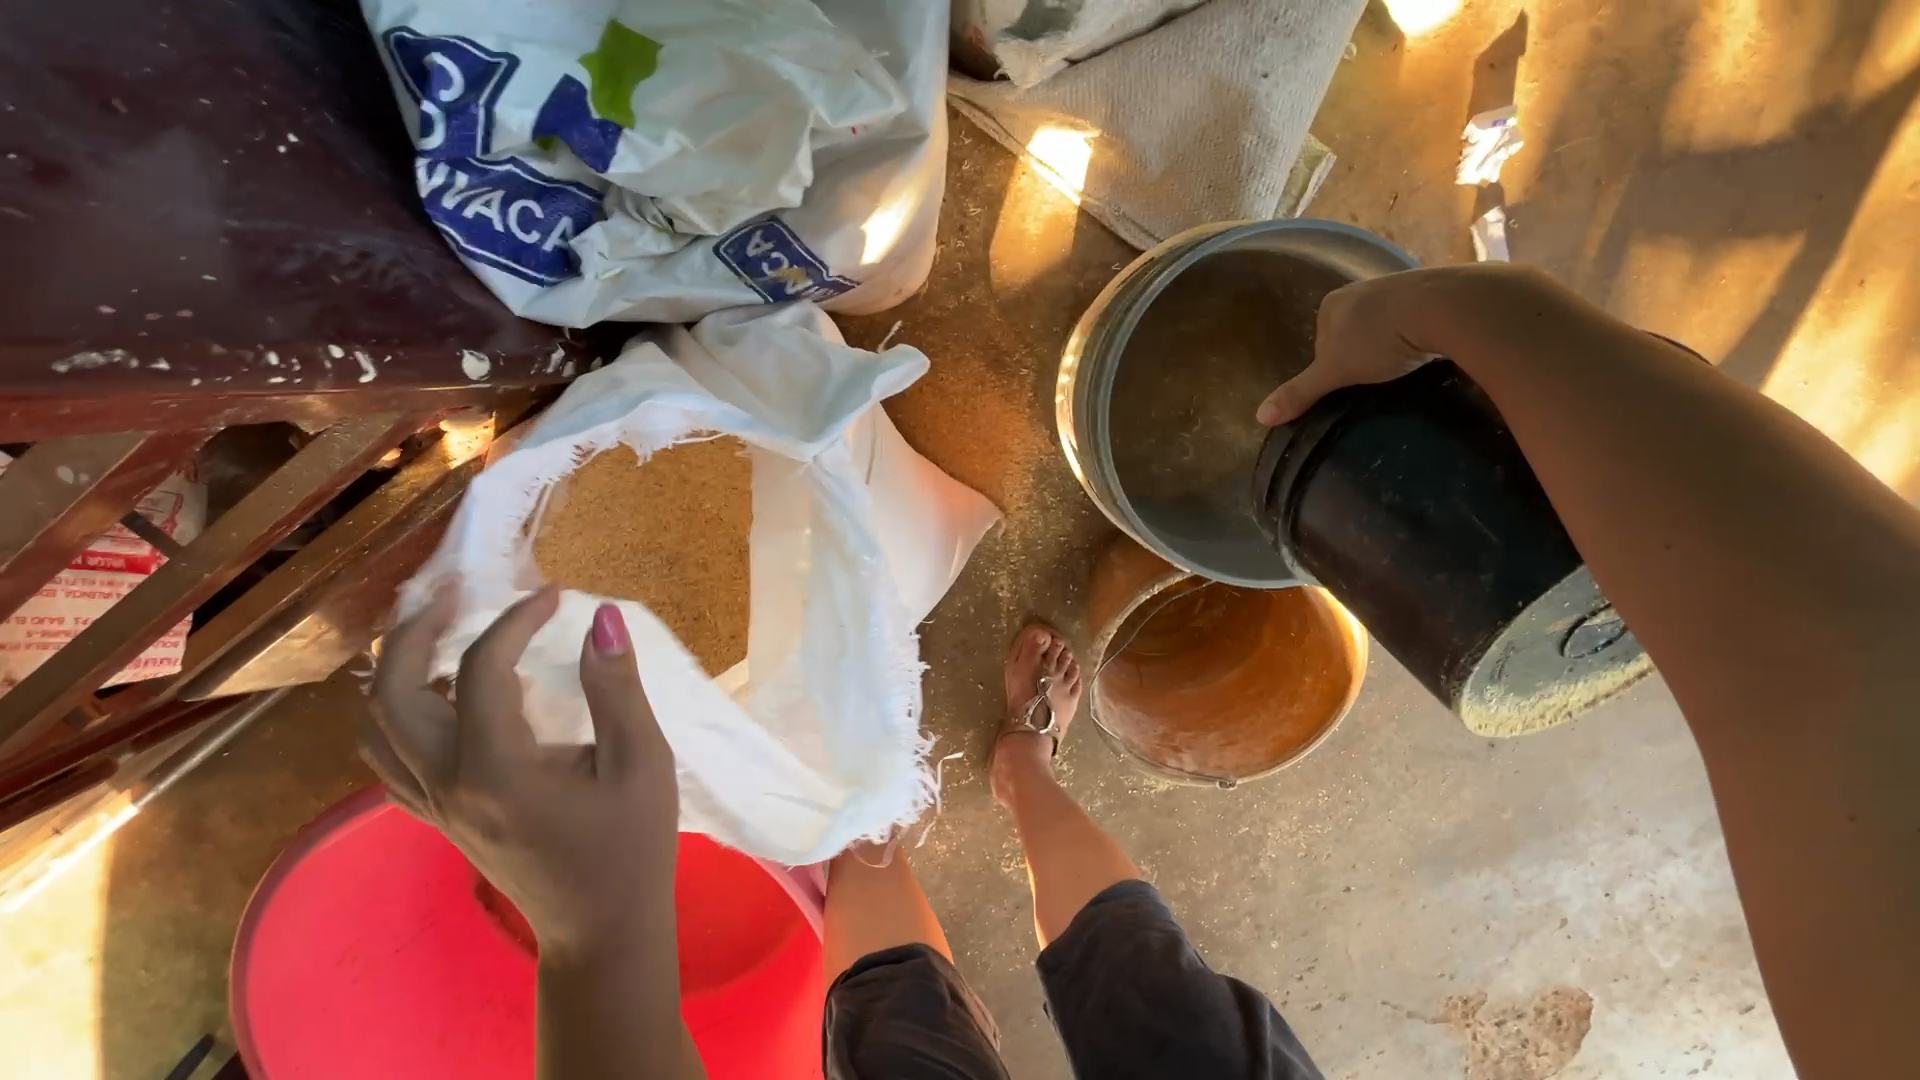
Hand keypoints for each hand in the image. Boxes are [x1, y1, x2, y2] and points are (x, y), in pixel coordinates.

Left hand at [363, 581, 678, 956]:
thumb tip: (600, 619)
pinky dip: (403, 715)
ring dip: (399, 672)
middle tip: (459, 596)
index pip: (483, 668)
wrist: (602, 927)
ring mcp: (435, 805)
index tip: (555, 595)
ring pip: (377, 727)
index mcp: (497, 767)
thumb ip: (617, 687)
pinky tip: (448, 701)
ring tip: (444, 638)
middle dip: (417, 632)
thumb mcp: (643, 761)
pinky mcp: (442, 818)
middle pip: (392, 692)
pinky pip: (392, 759)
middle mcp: (447, 783)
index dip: (516, 619)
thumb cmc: (629, 844)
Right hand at [1255, 264, 1559, 425]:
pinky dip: (1419, 335)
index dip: (1333, 367)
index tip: (1351, 382)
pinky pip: (1417, 318)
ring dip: (1393, 344)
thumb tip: (1259, 417)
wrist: (1444, 307)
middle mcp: (1361, 289)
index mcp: (1331, 304)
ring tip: (1405, 365)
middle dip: (1364, 353)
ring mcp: (1398, 286)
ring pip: (1386, 325)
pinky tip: (1427, 350)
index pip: (1321, 343)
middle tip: (1379, 377)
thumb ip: (1299, 393)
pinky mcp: (1434, 290)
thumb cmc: (1379, 339)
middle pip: (1352, 332)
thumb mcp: (1334, 373)